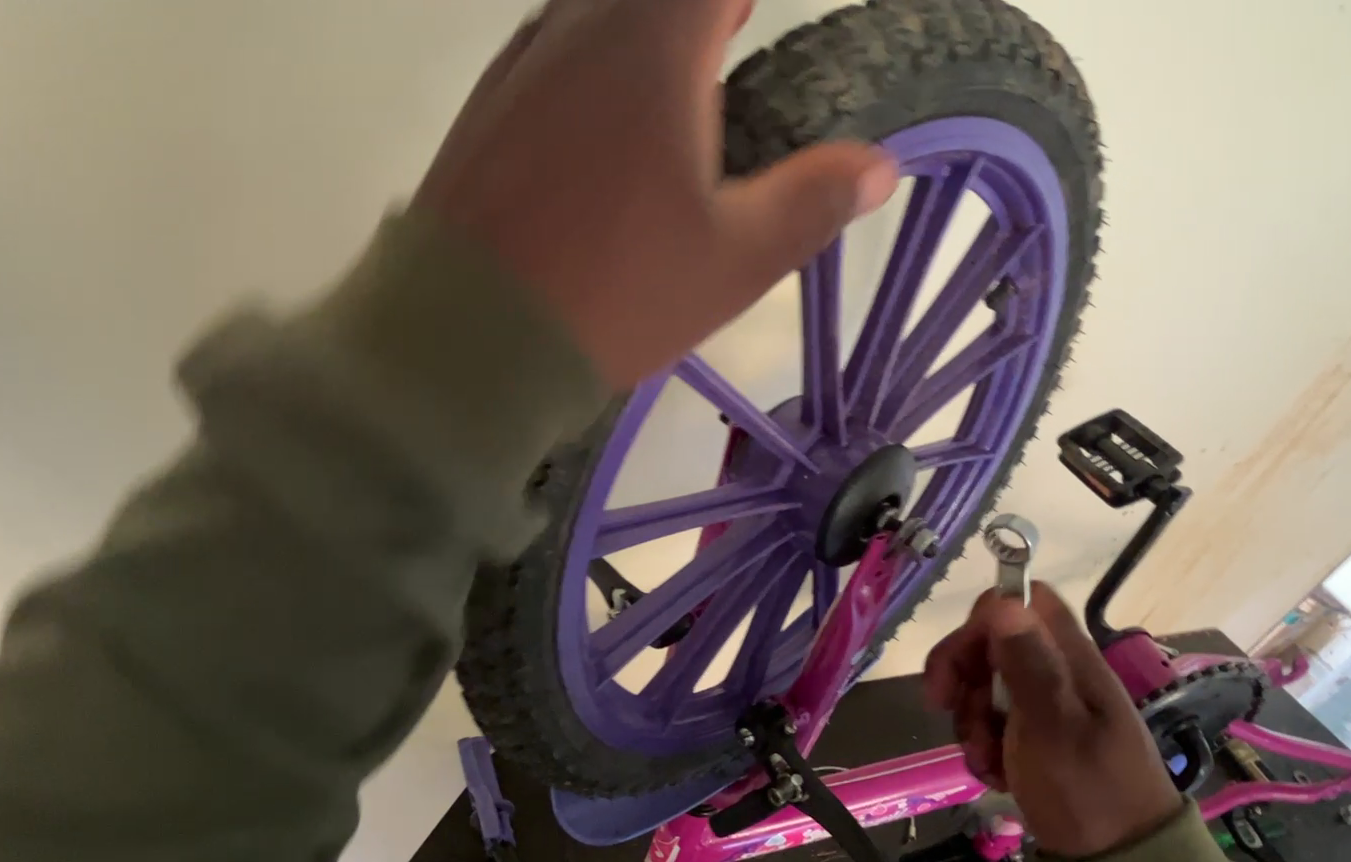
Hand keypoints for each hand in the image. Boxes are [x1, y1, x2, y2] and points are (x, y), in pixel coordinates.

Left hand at [413, 0, 898, 391]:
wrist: (472, 340)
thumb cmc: (618, 293)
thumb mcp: (733, 261)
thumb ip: (810, 203)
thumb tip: (879, 167)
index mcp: (652, 45)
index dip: (738, 1)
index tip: (754, 21)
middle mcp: (577, 30)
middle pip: (648, 0)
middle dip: (696, 17)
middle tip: (727, 43)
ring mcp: (516, 70)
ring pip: (589, 23)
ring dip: (636, 42)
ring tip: (670, 96)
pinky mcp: (479, 118)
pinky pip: (544, 67)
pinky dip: (583, 77)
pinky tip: (596, 137)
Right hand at [923, 585, 1183, 857]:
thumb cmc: (1088, 792)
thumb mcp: (1053, 727)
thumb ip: (1028, 663)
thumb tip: (1004, 601)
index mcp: (1071, 658)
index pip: (1021, 601)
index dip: (982, 621)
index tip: (961, 662)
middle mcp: (1058, 671)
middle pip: (992, 642)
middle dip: (960, 676)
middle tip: (944, 709)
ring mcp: (1047, 705)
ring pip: (984, 685)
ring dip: (968, 720)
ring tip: (984, 760)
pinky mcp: (1035, 735)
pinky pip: (991, 721)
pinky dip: (982, 744)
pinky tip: (993, 773)